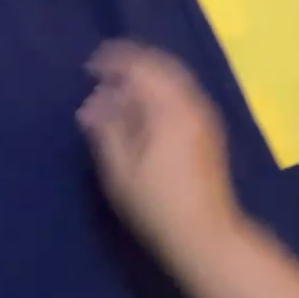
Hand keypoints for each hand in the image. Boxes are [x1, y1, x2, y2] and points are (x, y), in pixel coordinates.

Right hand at [78, 41, 246, 271]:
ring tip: (119, 88)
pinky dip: (159, 88)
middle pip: (160, 65)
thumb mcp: (120, 169)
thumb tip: (91, 103)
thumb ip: (105, 128)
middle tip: (103, 72)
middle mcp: (190, 104)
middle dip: (130, 63)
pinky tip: (143, 106)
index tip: (89, 68)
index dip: (113, 61)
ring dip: (146, 76)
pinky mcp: (208, 130)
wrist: (206, 235)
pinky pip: (181, 92)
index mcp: (168, 108)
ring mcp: (204, 116)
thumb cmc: (157, 204)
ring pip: (174, 77)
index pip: (140, 66)